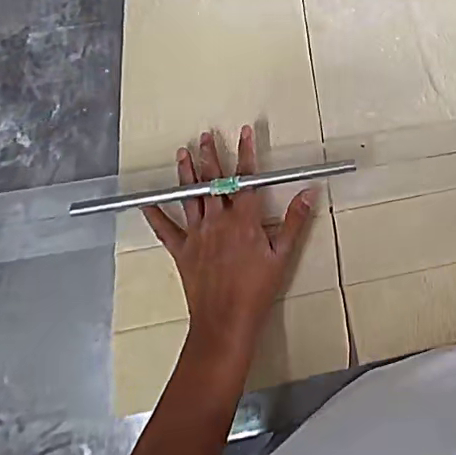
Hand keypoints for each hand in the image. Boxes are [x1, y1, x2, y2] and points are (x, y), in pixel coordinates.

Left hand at [141, 126, 317, 357]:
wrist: (225, 322)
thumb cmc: (257, 289)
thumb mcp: (283, 254)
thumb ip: (295, 221)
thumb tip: (309, 192)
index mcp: (245, 219)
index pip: (246, 178)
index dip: (246, 152)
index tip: (244, 132)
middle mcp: (218, 221)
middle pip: (214, 181)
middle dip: (210, 156)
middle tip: (206, 135)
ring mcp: (197, 235)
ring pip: (191, 197)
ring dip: (187, 174)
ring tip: (183, 152)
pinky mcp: (181, 252)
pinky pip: (166, 230)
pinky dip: (156, 215)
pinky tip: (147, 202)